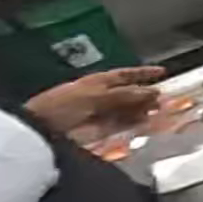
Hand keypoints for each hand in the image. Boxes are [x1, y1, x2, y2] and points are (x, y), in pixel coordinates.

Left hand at [26, 66, 165, 137]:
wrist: (40, 130)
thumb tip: (155, 92)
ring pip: (127, 109)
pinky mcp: (98, 129)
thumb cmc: (64, 106)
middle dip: (146, 95)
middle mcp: (100, 95)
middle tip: (163, 99)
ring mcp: (99, 112)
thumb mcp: (98, 96)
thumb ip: (127, 94)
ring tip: (156, 112)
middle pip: (129, 93)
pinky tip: (143, 123)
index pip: (125, 74)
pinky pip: (121, 123)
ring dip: (142, 110)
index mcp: (97, 82)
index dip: (143, 72)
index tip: (162, 71)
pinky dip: (133, 123)